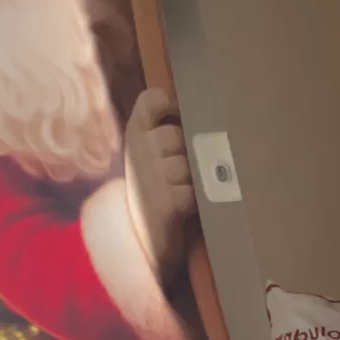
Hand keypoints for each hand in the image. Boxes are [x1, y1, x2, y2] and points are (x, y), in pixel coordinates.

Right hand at [123, 87, 194, 272]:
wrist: (142, 238)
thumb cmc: (155, 193)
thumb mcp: (154, 157)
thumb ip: (167, 134)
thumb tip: (204, 119)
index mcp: (135, 134)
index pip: (152, 101)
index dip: (171, 103)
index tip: (183, 115)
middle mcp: (139, 151)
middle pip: (179, 135)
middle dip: (190, 153)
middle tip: (185, 174)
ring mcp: (151, 176)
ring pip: (190, 164)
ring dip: (197, 179)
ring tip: (187, 192)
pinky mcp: (167, 203)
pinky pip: (196, 191)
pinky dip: (199, 200)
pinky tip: (190, 207)